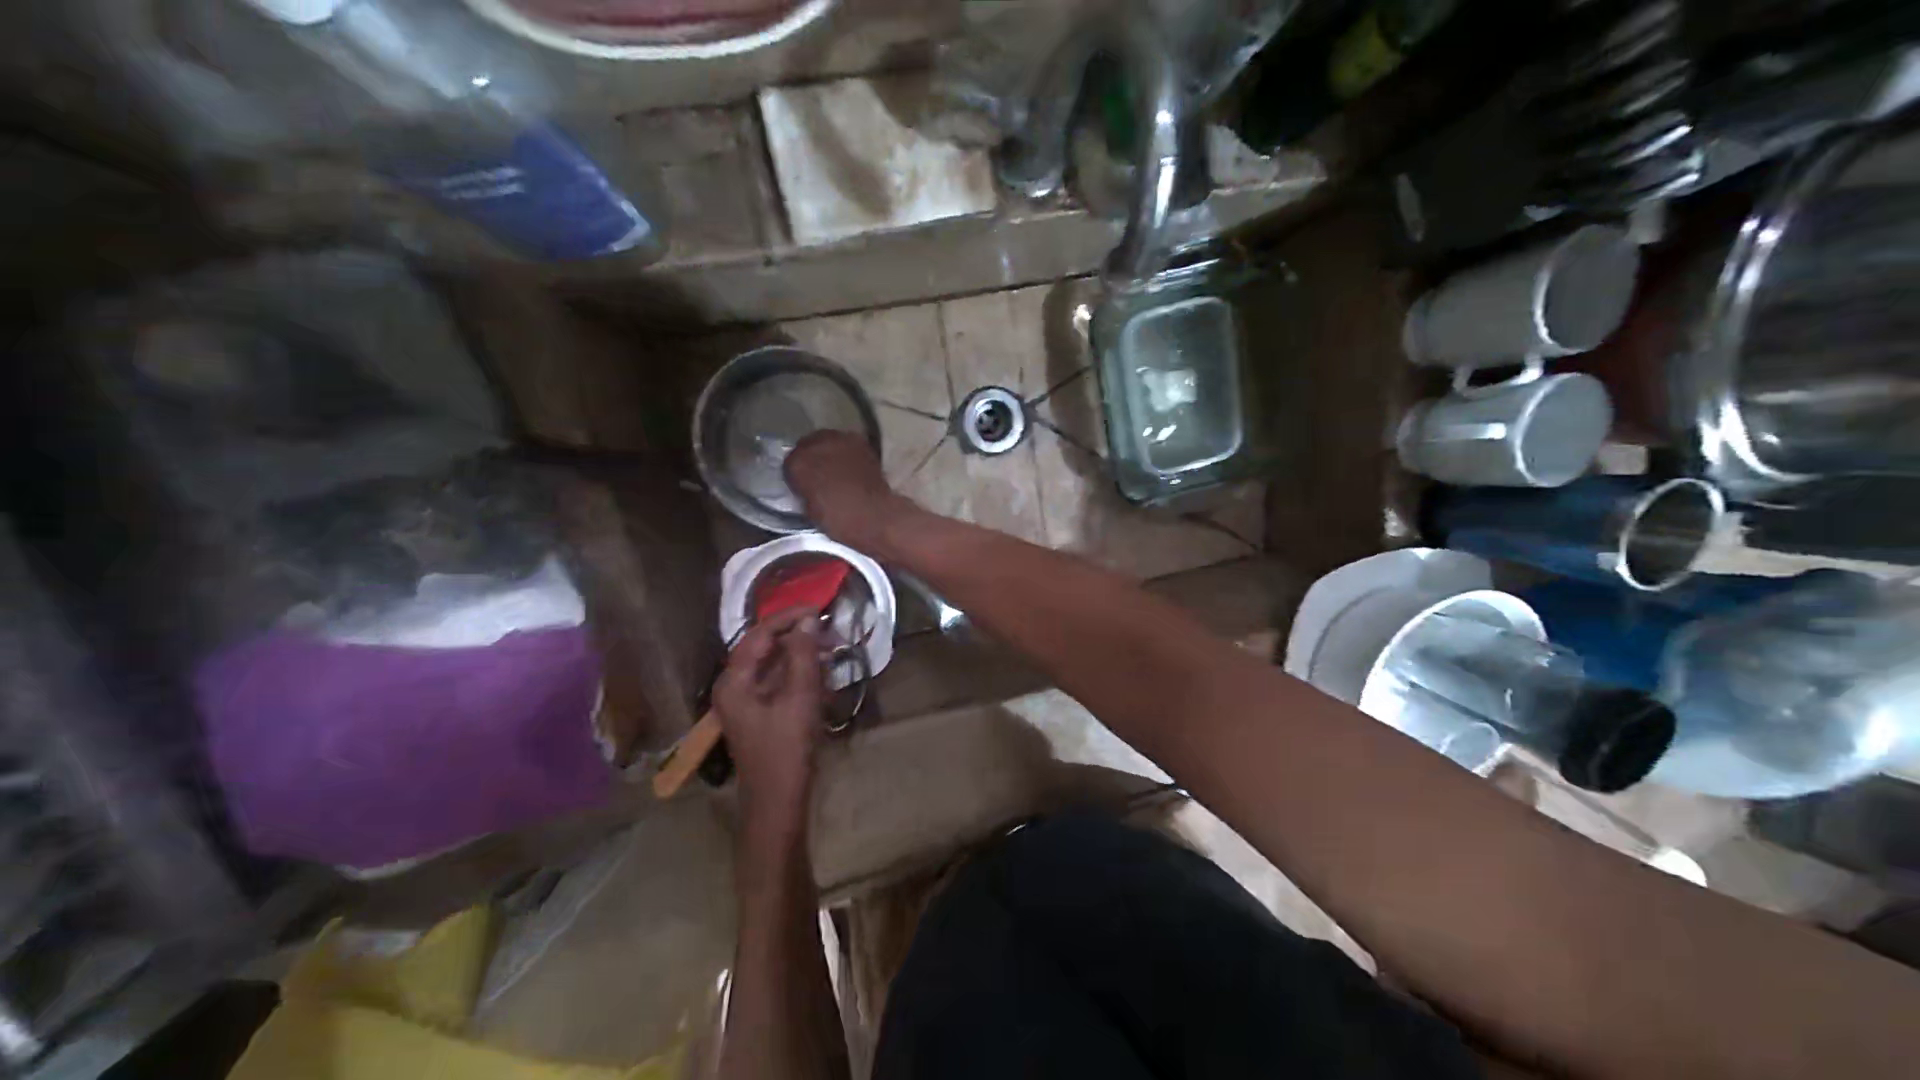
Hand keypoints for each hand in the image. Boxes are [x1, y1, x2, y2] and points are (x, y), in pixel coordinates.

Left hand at [713, 607, 825, 845]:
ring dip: (800, 656)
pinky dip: (798, 676)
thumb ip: (802, 655)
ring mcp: (744, 703)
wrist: (778, 803)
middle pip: (764, 648)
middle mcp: (733, 687)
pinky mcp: (758, 716)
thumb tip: (808, 621)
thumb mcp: (799, 697)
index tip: (818, 608)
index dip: (788, 617)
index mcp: (734, 681)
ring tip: (830, 650)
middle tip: (829, 630)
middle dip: (797, 637)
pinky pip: (777, 685)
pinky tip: (822, 677)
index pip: (759, 634)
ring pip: (773, 667)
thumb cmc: (786, 749)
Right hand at [785, 431, 905, 549]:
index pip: (789, 463)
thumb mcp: (810, 508)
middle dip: (810, 457)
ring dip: (827, 451)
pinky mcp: (860, 441)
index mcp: (798, 464)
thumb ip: (805, 489)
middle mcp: (816, 444)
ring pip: (826, 440)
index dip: (796, 475)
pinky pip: (845, 443)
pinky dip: (844, 452)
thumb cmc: (840, 520)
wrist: (875, 515)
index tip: (802, 485)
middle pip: (806, 445)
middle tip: (818, 474)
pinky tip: (849, 465)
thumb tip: (809, 485)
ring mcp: (839, 439)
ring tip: (834, 467)